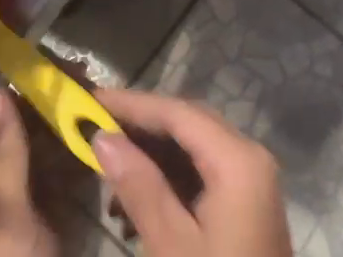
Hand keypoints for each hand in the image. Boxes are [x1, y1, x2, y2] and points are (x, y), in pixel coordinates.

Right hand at [91, 88, 292, 256]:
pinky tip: (136, 199)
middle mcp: (250, 157)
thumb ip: (139, 186)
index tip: (90, 100)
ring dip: (154, 153)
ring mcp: (253, 179)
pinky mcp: (248, 202)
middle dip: (142, 124)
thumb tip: (103, 138)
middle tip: (93, 125)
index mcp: (238, 159)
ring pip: (196, 147)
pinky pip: (205, 171)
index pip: (180, 113)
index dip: (134, 104)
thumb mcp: (171, 243)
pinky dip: (171, 176)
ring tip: (107, 168)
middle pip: (190, 123)